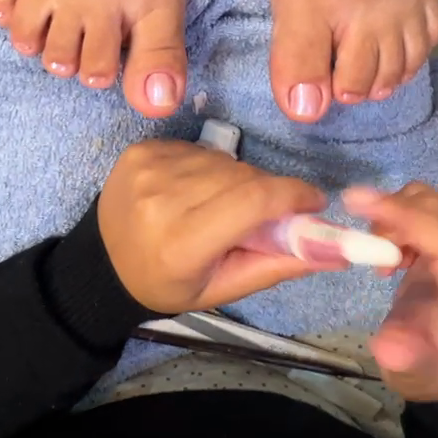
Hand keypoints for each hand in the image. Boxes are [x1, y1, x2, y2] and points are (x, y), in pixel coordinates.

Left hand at [98, 140, 330, 314]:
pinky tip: (197, 187)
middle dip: (268, 191)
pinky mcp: (143, 148)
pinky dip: (210, 166)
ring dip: (238, 178)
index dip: (291, 195)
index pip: (251, 202)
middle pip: (242, 177)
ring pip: (223, 160)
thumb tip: (334, 250)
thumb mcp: (220, 290)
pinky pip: (199, 148)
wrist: (103, 260)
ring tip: (224, 203)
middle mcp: (163, 198)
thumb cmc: (165, 282)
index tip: (315, 201)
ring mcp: (150, 167)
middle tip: (272, 212)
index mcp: (181, 243)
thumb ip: (275, 266)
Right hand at [344, 183, 437, 401]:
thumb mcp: (418, 379)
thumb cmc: (433, 368)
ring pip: (435, 201)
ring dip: (398, 213)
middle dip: (394, 213)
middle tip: (364, 242)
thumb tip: (389, 347)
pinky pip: (432, 205)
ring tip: (382, 251)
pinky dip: (404, 213)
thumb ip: (408, 364)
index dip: (405, 217)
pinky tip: (395, 247)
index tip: (355, 203)